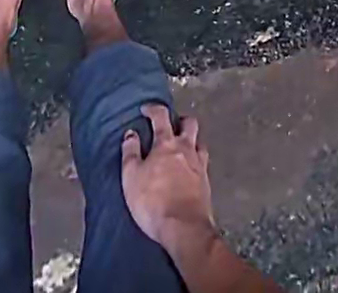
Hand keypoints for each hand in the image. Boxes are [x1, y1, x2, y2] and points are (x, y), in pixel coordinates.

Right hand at [121, 104, 219, 259]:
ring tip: (183, 146)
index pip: (161, 115)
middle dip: (180, 119)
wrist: (185, 230)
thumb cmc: (153, 202)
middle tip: (171, 125)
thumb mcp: (132, 176)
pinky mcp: (207, 183)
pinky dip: (196, 160)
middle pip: (190, 123)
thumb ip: (130, 152)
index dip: (153, 108)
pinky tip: (190, 169)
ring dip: (192, 140)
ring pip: (200, 142)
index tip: (146, 109)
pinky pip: (204, 163)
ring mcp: (199, 165)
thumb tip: (131, 133)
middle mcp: (186, 149)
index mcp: (166, 143)